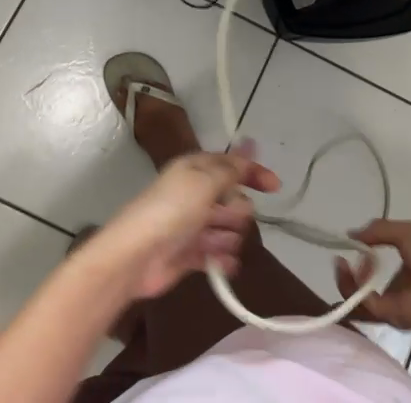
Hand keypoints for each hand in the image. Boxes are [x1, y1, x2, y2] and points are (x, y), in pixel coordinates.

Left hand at [84, 146, 280, 300]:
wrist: (135, 257)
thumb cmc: (171, 211)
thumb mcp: (204, 182)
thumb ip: (231, 169)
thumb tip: (250, 145)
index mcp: (195, 171)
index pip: (231, 166)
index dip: (253, 173)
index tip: (275, 187)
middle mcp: (194, 195)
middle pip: (231, 199)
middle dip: (237, 209)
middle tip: (226, 217)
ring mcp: (191, 227)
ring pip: (226, 229)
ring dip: (230, 236)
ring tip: (220, 243)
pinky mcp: (188, 256)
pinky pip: (215, 256)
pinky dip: (223, 260)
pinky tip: (227, 264)